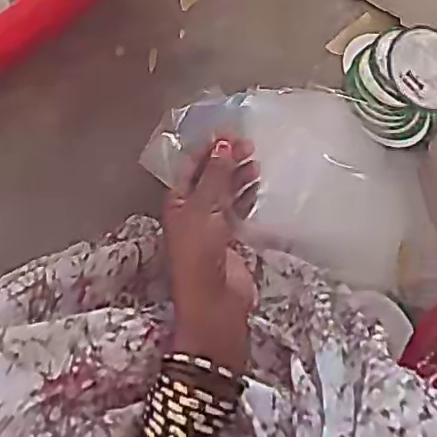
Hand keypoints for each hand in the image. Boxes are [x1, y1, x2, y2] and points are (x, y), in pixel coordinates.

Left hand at [163, 137, 260, 372]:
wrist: (215, 304)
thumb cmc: (201, 252)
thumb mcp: (205, 208)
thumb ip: (216, 175)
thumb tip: (223, 143)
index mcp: (178, 201)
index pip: (191, 165)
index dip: (208, 147)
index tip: (230, 132)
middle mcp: (193, 209)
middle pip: (210, 176)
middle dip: (226, 158)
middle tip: (249, 144)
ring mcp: (212, 224)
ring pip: (226, 190)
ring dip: (239, 174)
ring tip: (257, 161)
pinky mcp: (230, 237)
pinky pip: (239, 208)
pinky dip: (247, 194)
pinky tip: (258, 184)